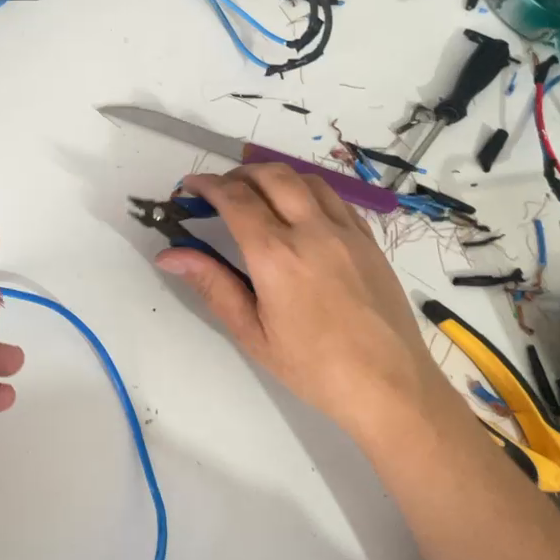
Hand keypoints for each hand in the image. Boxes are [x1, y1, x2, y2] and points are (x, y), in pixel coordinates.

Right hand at [157, 165, 458, 435]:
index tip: (189, 186)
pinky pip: (336, 199)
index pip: (236, 199)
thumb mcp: (251, 331)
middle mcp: (313, 232)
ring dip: (275, 177)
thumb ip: (211, 284)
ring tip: (256, 194)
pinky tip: (298, 212)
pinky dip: (308, 192)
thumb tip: (169, 255)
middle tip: (219, 190)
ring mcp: (347, 233)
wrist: (389, 385)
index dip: (207, 185)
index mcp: (276, 256)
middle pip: (272, 176)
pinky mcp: (370, 242)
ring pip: (307, 180)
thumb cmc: (312, 366)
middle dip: (239, 174)